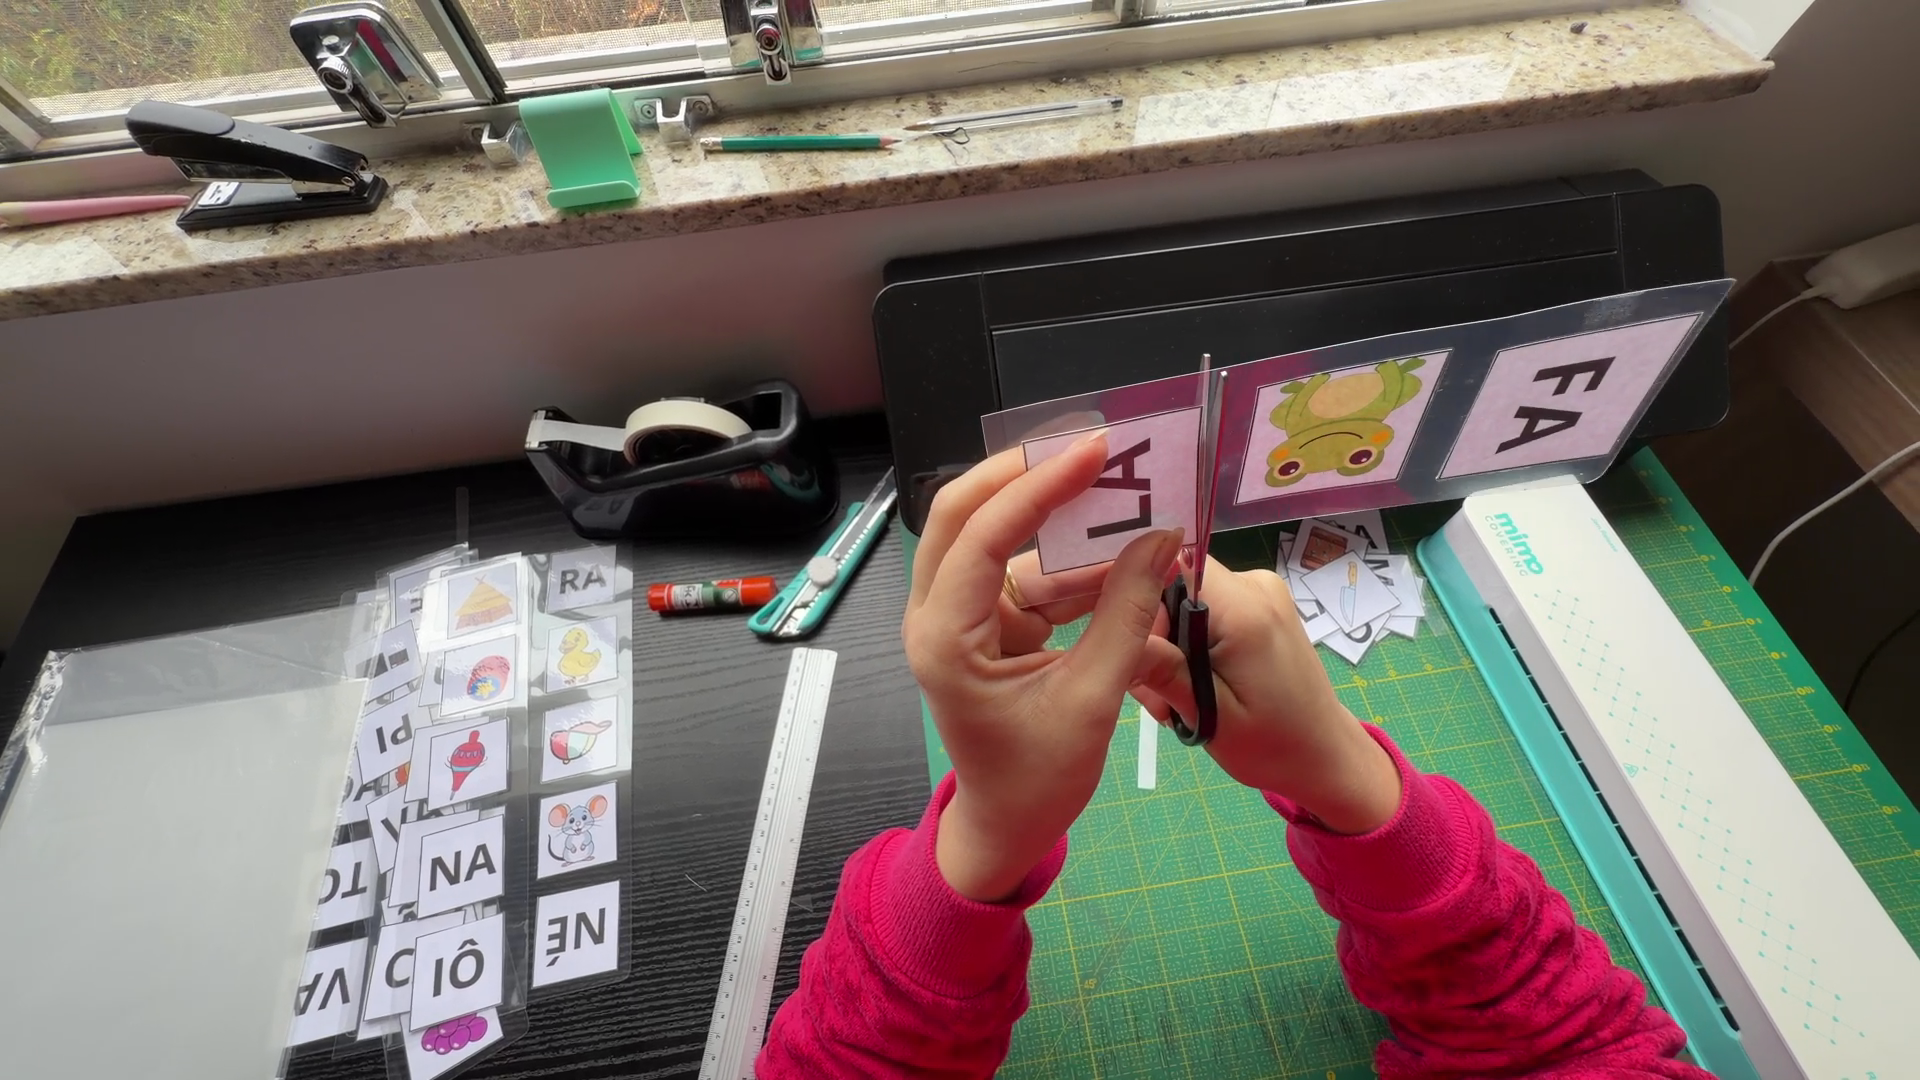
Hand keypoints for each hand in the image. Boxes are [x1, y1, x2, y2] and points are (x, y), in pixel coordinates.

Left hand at [906, 435, 1183, 901]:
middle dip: (1021, 475)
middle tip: (1084, 446)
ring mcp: (956, 612)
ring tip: (1111, 488)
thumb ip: (1126, 615)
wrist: (1007, 823)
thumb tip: (1163, 541)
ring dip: (1048, 513)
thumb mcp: (1091, 700)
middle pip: (962, 514)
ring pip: (991, 534)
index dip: (1037, 487)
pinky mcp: (982, 618)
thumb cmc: (1038, 779)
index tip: (1091, 450)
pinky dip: (1063, 557)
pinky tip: (1111, 548)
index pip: (981, 537)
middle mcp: (936, 613)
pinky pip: (1020, 568)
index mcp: (943, 638)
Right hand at [1131, 560, 1400, 833]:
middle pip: (1172, 582)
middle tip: (1157, 694)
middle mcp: (1254, 585)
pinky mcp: (1258, 604)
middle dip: (1153, 633)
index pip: (1168, 567)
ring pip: (1182, 597)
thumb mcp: (1209, 715)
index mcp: (1244, 609)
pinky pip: (1203, 606)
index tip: (1139, 655)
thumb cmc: (1272, 746)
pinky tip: (1193, 680)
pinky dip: (1188, 641)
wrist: (1327, 759)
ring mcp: (1259, 591)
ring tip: (1177, 696)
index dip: (1141, 603)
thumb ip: (1163, 669)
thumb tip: (1115, 633)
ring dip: (1168, 643)